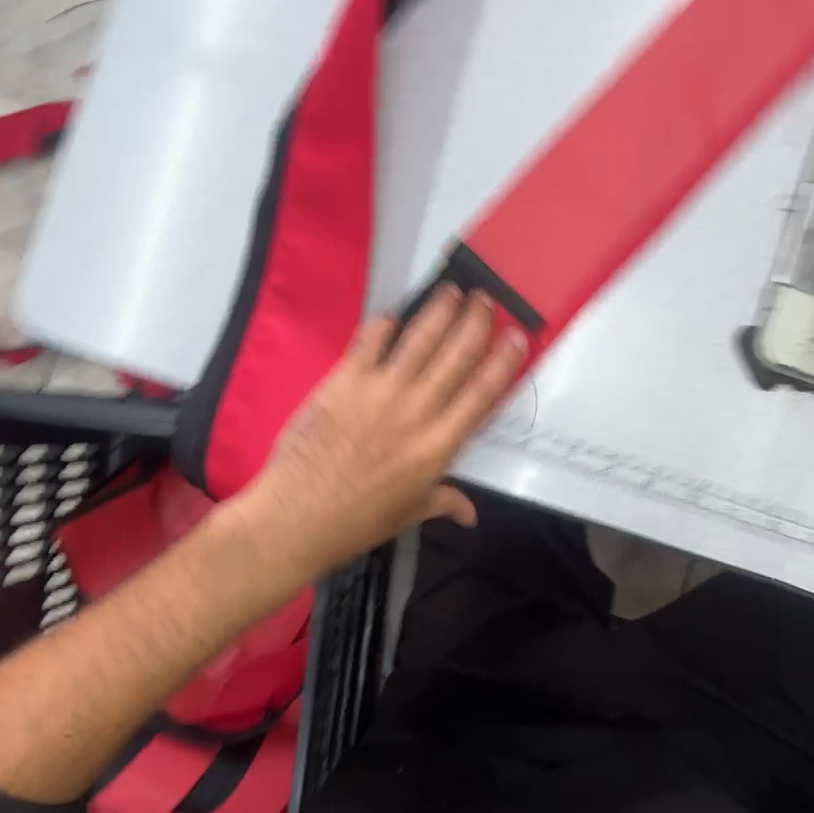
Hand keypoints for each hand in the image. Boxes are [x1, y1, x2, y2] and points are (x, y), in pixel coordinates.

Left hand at [230, 287, 527, 578]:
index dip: (502, 362)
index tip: (516, 336)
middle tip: (485, 299)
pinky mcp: (344, 381)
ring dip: (439, 312)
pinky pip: (369, 342)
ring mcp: (379, 392)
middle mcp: (417, 411)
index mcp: (438, 445)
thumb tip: (470, 514)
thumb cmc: (357, 521)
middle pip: (456, 356)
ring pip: (419, 340)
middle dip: (475, 322)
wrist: (297, 516)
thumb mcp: (409, 513)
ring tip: (452, 291)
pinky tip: (393, 316)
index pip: (482, 393)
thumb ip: (443, 502)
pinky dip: (383, 326)